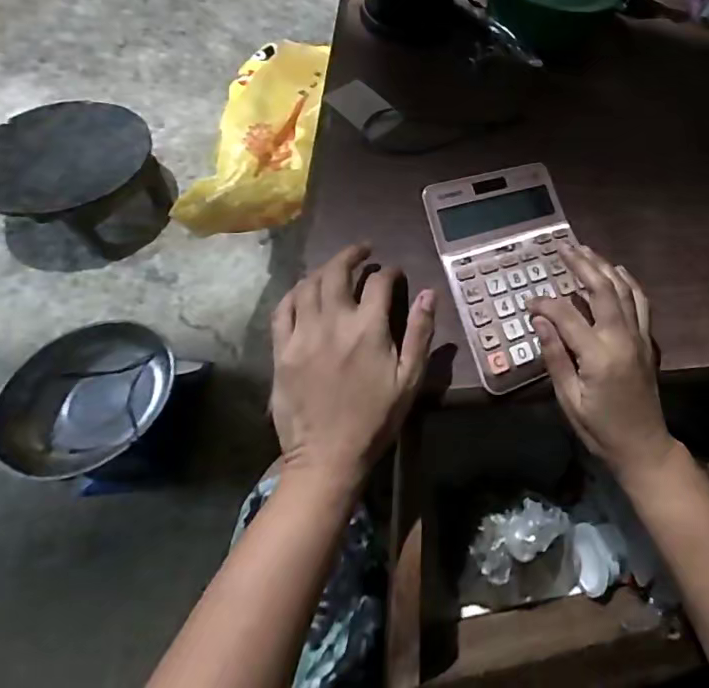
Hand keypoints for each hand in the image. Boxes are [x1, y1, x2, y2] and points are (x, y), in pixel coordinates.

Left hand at [270, 243, 433, 480]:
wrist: (327, 456)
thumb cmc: (375, 419)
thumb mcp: (409, 379)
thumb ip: (419, 332)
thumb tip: (428, 293)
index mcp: (367, 328)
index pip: (378, 281)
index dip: (389, 271)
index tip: (394, 272)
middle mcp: (333, 322)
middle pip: (337, 272)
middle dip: (352, 255)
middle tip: (362, 251)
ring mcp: (302, 334)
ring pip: (308, 285)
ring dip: (324, 270)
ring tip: (335, 268)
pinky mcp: (281, 349)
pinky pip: (283, 308)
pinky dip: (295, 292)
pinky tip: (304, 291)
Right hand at [530, 246, 676, 479]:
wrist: (644, 447)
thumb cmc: (600, 429)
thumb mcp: (569, 399)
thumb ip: (555, 356)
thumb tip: (539, 320)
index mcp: (599, 356)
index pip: (567, 315)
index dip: (545, 304)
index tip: (529, 303)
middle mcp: (622, 338)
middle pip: (602, 289)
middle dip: (581, 265)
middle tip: (563, 247)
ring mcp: (639, 337)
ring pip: (624, 290)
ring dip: (604, 266)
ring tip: (586, 250)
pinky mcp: (646, 340)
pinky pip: (641, 302)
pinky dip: (629, 282)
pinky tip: (617, 271)